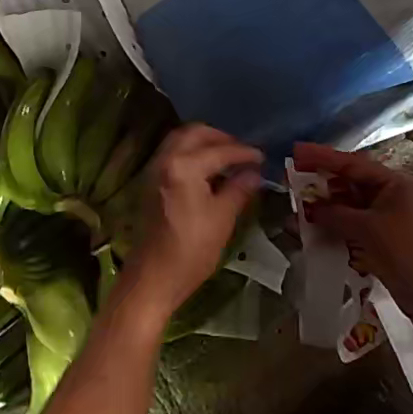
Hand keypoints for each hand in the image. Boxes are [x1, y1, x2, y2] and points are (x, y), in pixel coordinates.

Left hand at [121, 125, 262, 318]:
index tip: (262, 158)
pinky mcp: (150, 184)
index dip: (244, 153)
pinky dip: (192, 155)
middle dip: (221, 138)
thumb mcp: (222, 218)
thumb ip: (239, 188)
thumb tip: (254, 173)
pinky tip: (209, 173)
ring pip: (180, 142)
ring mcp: (153, 171)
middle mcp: (165, 161)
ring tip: (228, 159)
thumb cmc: (191, 250)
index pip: (220, 150)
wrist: (152, 280)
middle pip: (194, 134)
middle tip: (242, 152)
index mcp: (184, 167)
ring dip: (204, 144)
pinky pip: (172, 156)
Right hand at [291, 142, 412, 312]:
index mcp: (394, 184)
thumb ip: (336, 215)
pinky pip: (355, 230)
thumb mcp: (370, 229)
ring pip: (351, 209)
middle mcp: (392, 198)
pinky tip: (315, 235)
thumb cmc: (411, 252)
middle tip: (291, 182)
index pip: (352, 164)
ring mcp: (389, 222)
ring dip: (326, 210)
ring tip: (296, 210)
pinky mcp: (386, 245)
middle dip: (321, 184)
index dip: (322, 157)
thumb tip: (308, 208)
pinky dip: (337, 231)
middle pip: (351, 184)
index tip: (296, 151)